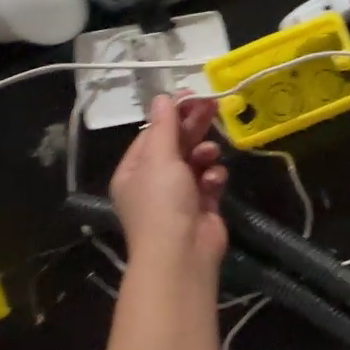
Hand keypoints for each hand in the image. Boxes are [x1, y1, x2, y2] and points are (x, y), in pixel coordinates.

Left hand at [109, 95, 228, 274]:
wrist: (182, 253)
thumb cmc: (162, 203)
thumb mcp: (159, 159)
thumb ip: (165, 128)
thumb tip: (162, 98)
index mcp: (134, 171)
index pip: (152, 134)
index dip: (172, 114)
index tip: (192, 96)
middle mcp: (154, 182)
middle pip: (176, 146)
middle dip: (193, 127)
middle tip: (213, 105)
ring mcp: (180, 195)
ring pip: (196, 163)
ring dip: (204, 154)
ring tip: (210, 153)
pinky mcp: (204, 207)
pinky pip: (210, 182)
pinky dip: (214, 178)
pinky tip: (215, 180)